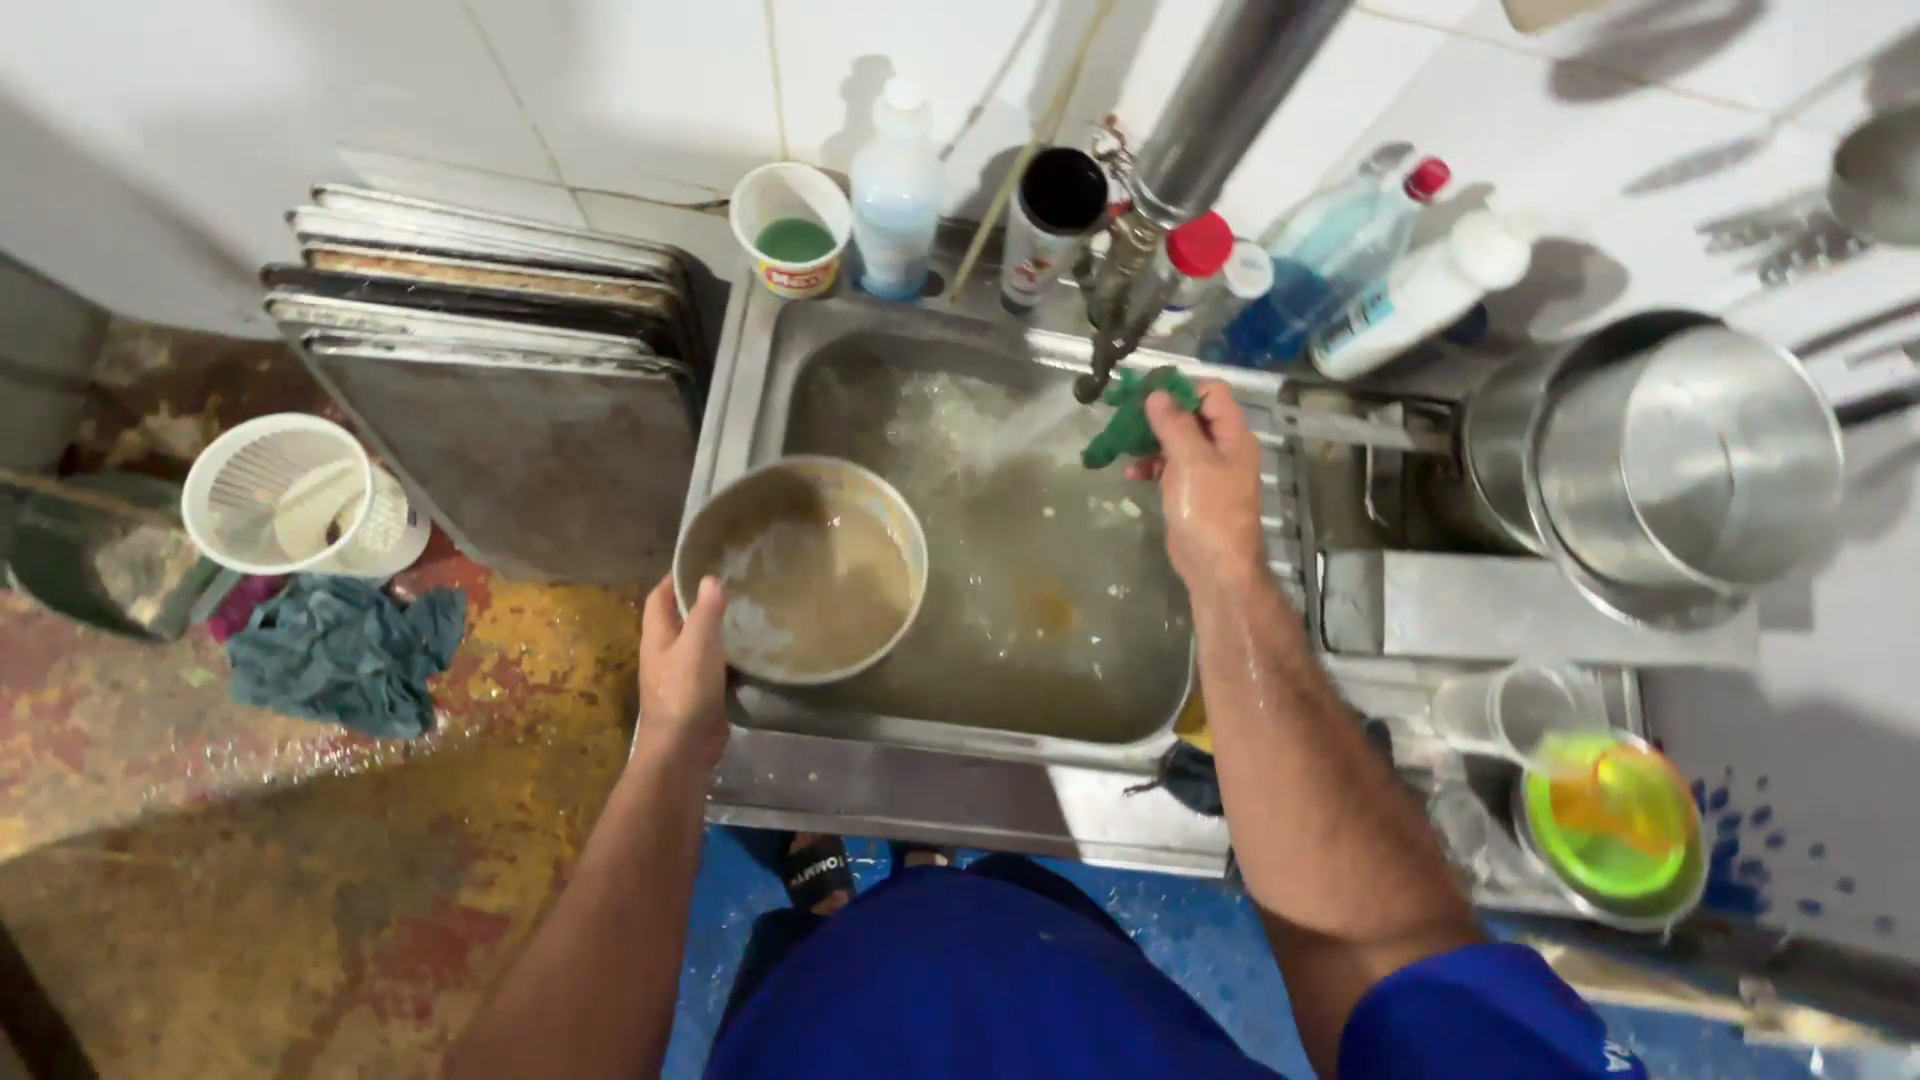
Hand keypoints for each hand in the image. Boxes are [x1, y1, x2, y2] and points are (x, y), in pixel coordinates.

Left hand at [636, 575, 729, 771]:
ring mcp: (680, 675)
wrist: (684, 746)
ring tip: (742, 611)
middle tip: (729, 585)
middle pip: (677, 619)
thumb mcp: (698, 644)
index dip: (674, 579)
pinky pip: (711, 666)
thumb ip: (705, 611)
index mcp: (657, 637)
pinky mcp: (698, 694)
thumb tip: (711, 578)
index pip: (659, 598)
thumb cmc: (686, 690)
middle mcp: (664, 653)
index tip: (698, 563)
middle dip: (697, 601)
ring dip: (714, 628)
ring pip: (696, 643)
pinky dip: (726, 655)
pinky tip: (746, 650)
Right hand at [1125, 383, 1266, 591]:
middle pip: (1191, 415)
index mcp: (1233, 436)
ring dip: (1150, 440)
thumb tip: (1157, 394)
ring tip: (1123, 443)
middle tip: (1128, 415)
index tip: (1149, 394)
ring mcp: (1206, 470)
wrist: (1215, 566)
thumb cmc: (1208, 510)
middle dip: (1159, 414)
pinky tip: (1131, 473)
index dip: (1182, 389)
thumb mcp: (1191, 462)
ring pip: (1176, 441)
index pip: (1212, 393)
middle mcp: (1222, 448)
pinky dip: (1150, 466)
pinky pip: (1169, 467)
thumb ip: (1174, 425)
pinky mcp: (1189, 490)